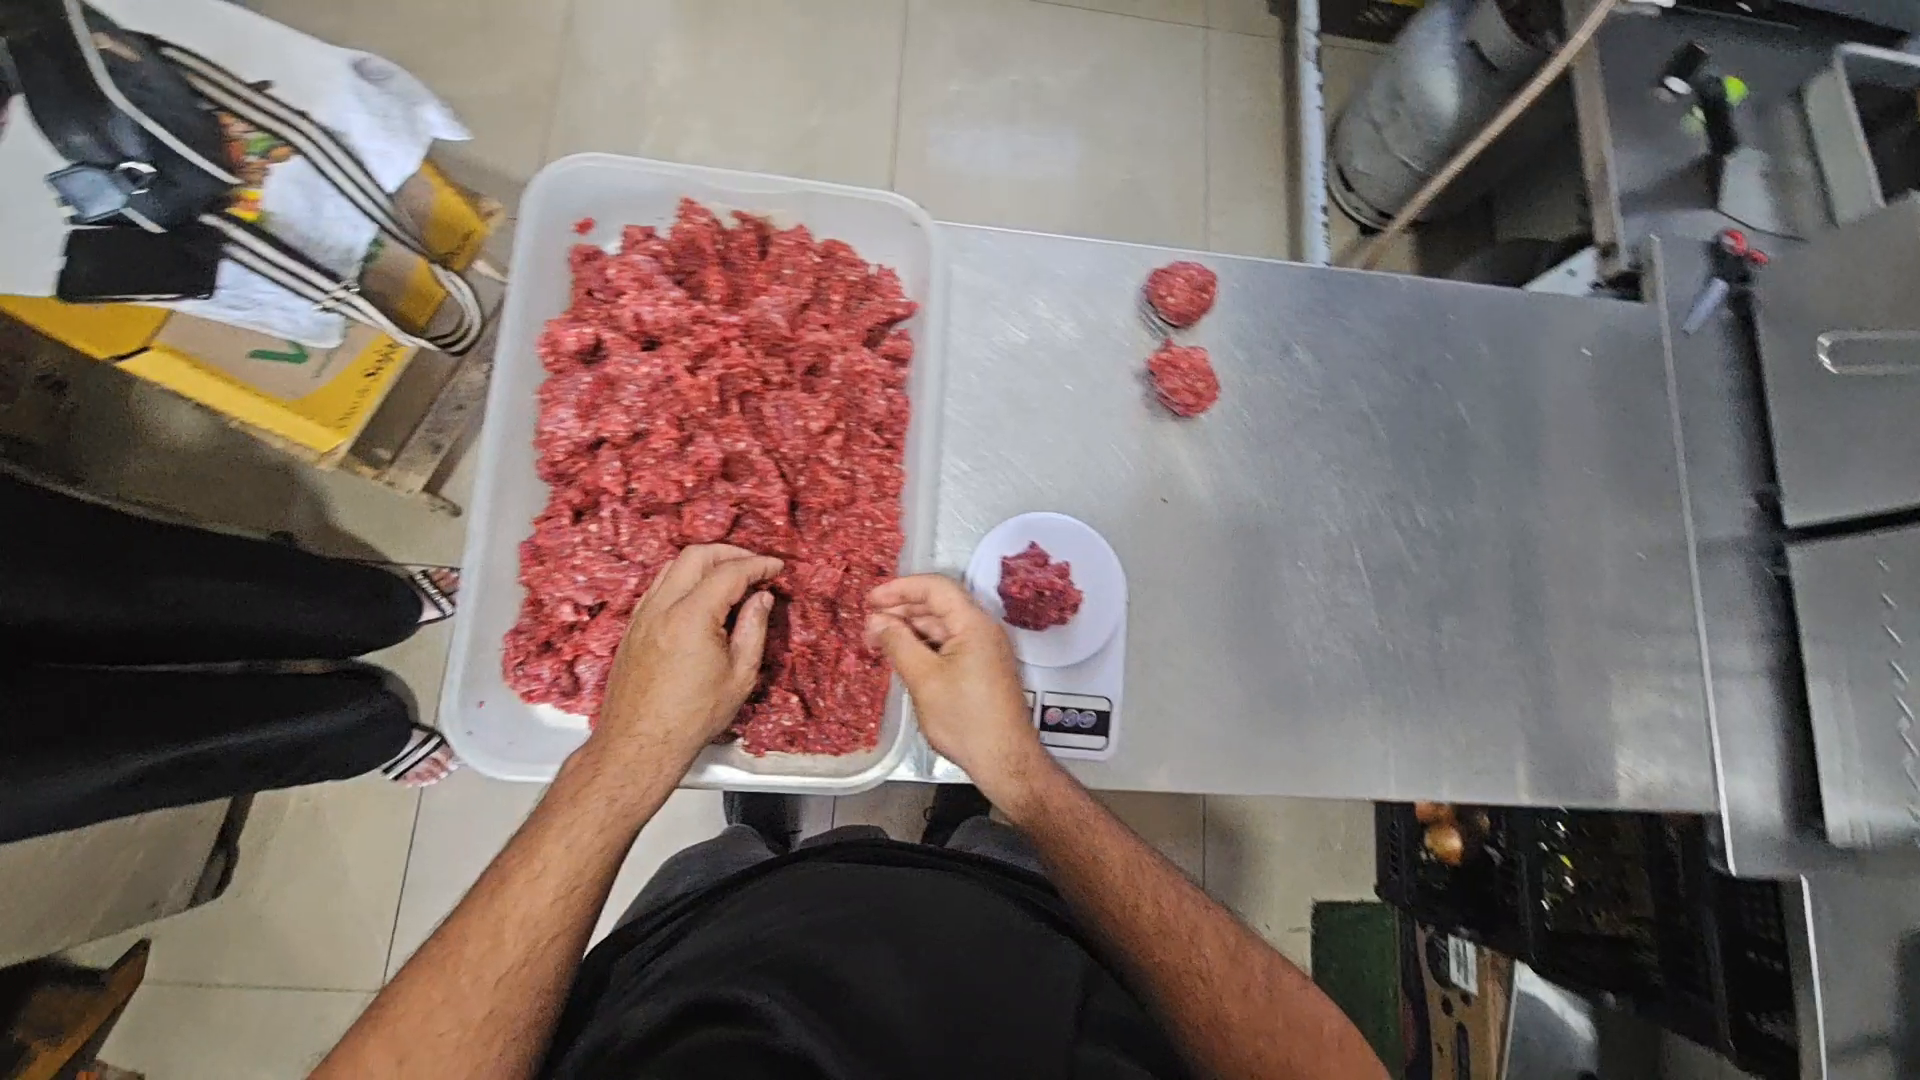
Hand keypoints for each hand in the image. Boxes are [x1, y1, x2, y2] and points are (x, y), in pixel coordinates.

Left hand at [594, 544, 781, 769]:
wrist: (639, 744)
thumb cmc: (692, 717)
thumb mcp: (740, 675)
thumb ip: (753, 629)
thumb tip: (761, 599)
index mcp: (691, 617)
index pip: (729, 572)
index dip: (758, 565)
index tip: (776, 568)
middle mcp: (661, 608)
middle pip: (696, 556)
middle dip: (730, 553)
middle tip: (754, 565)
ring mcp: (642, 616)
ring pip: (672, 567)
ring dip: (704, 563)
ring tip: (730, 577)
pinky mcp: (632, 628)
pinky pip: (658, 587)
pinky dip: (683, 579)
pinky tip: (700, 597)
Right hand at [865, 575, 1059, 809]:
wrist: (1004, 759)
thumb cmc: (964, 719)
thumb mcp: (924, 679)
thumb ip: (898, 643)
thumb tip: (876, 620)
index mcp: (973, 623)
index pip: (935, 587)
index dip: (900, 588)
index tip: (870, 600)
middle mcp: (983, 629)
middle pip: (939, 604)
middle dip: (902, 608)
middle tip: (869, 623)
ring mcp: (985, 648)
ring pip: (943, 625)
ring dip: (911, 627)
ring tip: (879, 640)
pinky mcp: (982, 666)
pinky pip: (950, 643)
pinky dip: (924, 644)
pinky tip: (903, 655)